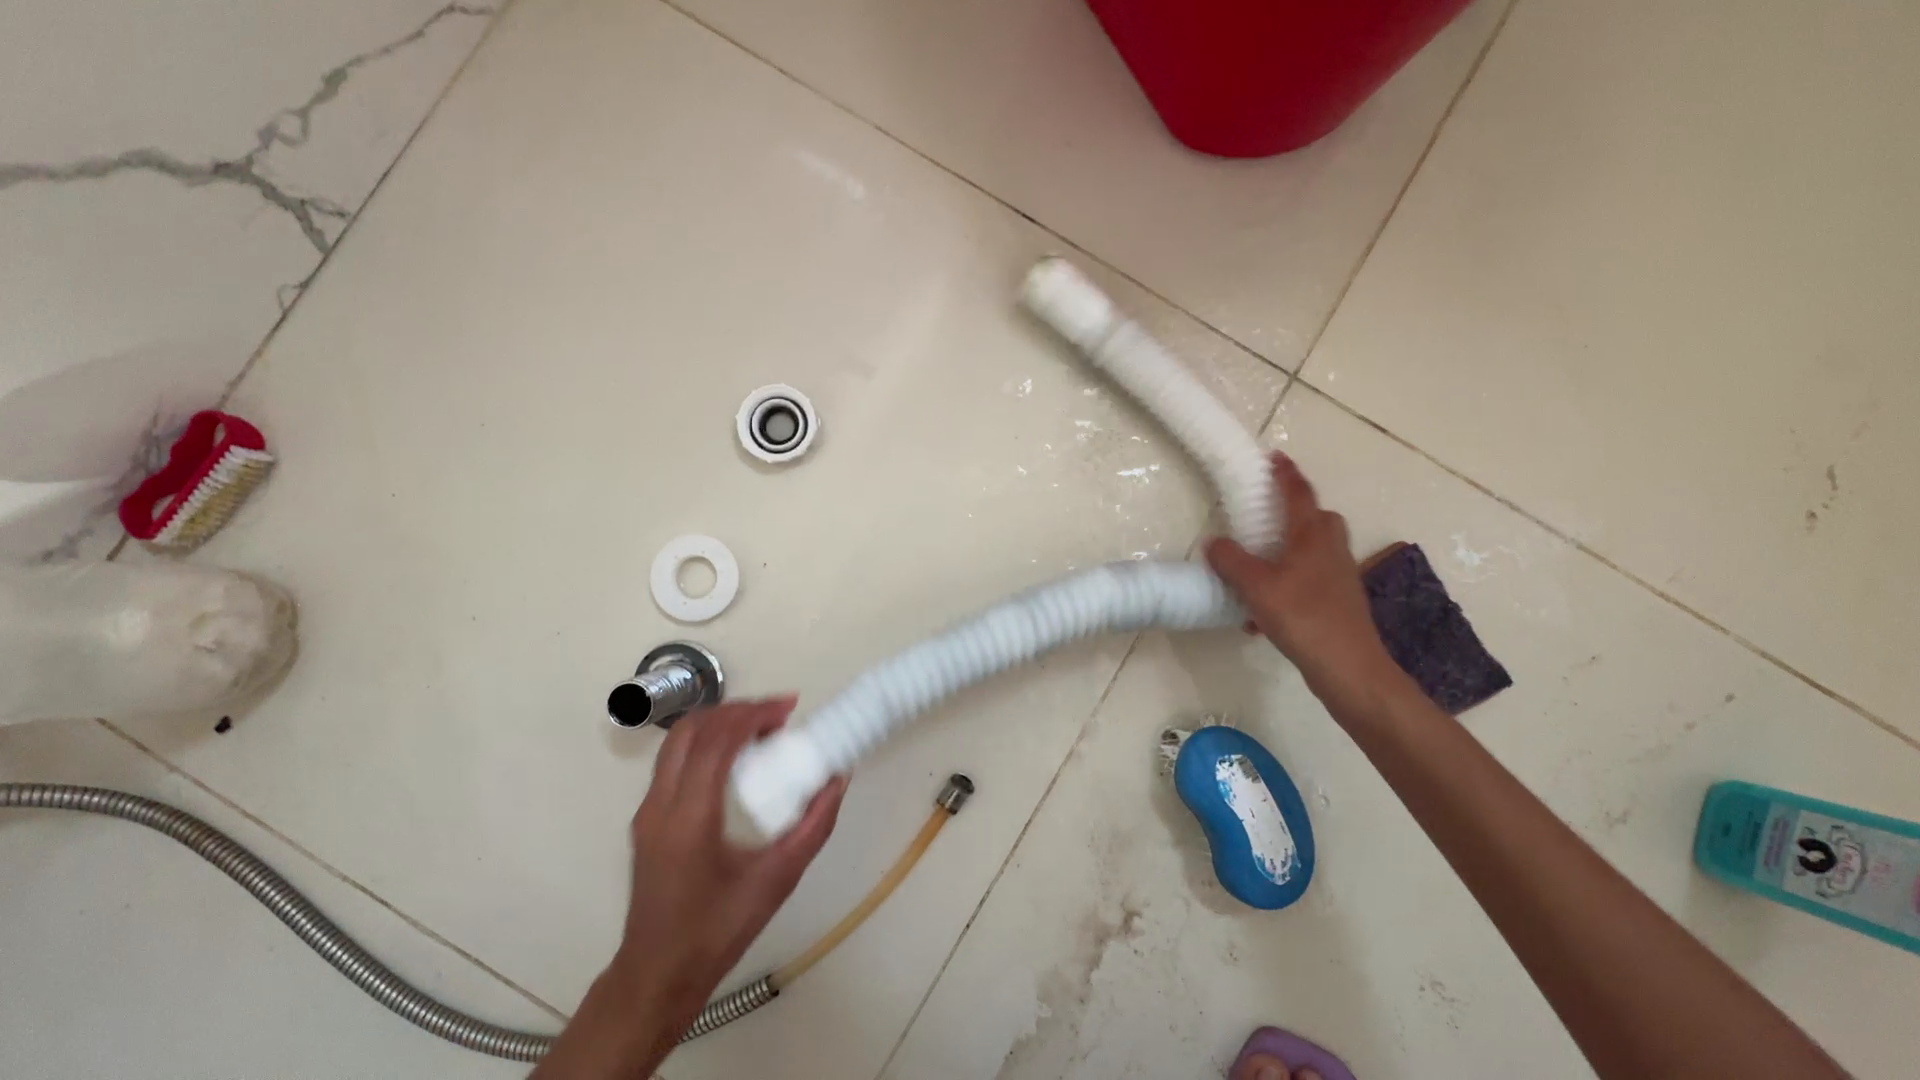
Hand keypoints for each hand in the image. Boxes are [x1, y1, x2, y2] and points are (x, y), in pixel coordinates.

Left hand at [614, 698, 845, 1047]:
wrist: (659, 973)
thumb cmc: (719, 931)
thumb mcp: (778, 879)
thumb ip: (812, 826)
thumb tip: (837, 779)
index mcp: (690, 818)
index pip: (717, 741)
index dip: (753, 714)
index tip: (789, 708)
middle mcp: (660, 805)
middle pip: (691, 730)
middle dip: (736, 710)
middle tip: (777, 716)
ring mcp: (647, 811)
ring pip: (677, 742)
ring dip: (718, 725)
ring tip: (760, 731)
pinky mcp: (646, 820)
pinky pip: (673, 763)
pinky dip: (705, 745)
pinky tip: (736, 761)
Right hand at [1205, 453, 1397, 702]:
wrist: (1348, 667)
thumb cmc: (1304, 617)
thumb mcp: (1257, 587)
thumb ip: (1232, 562)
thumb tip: (1214, 543)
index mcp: (1313, 535)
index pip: (1299, 493)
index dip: (1286, 474)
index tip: (1275, 456)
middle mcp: (1331, 549)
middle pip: (1316, 519)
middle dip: (1293, 513)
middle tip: (1265, 515)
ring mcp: (1338, 576)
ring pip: (1313, 551)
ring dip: (1288, 551)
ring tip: (1256, 568)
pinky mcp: (1338, 602)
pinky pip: (1309, 581)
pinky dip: (1287, 585)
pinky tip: (1261, 616)